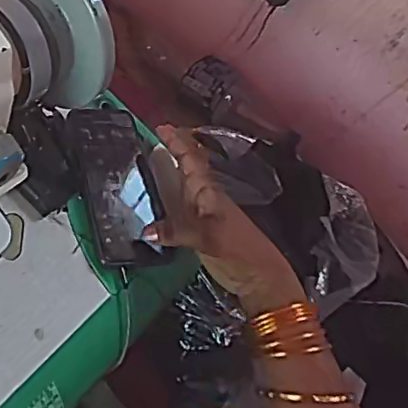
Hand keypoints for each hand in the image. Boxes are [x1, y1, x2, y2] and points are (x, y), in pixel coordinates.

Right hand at [151, 125, 303, 309]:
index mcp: (209, 192)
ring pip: (183, 187)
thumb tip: (146, 229)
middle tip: (150, 141)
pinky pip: (179, 207)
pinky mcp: (201, 231)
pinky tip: (155, 204)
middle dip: (172, 153)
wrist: (261, 280)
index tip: (161, 127)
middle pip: (187, 169)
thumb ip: (176, 232)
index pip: (191, 160)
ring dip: (168, 174)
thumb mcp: (208, 239)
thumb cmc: (239, 251)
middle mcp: (205, 198)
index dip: (178, 142)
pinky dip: (166, 201)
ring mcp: (203, 214)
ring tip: (148, 165)